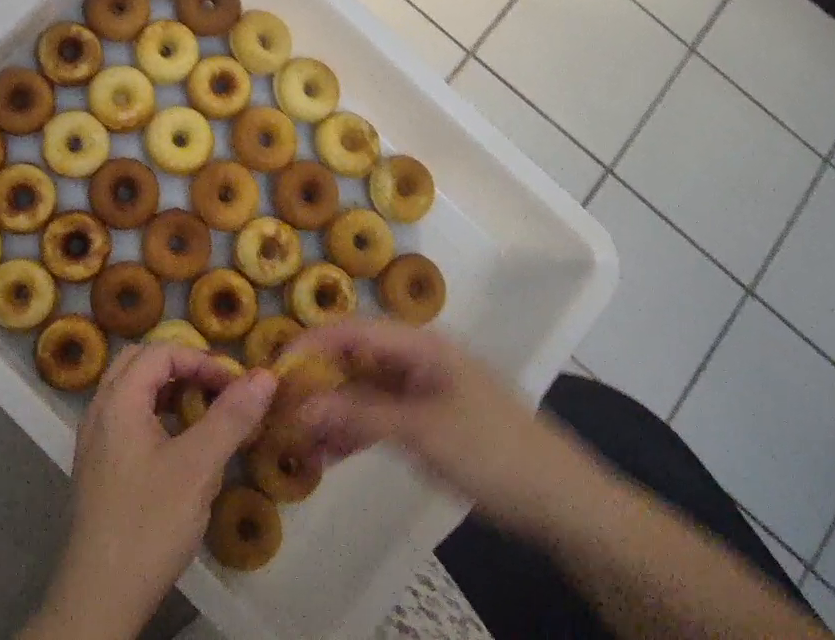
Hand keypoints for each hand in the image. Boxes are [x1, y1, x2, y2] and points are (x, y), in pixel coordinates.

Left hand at [24, 343, 275, 639]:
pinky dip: (158, 415)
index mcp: (118, 400)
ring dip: (170, 390)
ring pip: (132, 391)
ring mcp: (96, 438)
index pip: (161, 352)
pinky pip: (129, 419)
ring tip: (207, 411)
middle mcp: (100, 410)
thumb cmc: (150, 521)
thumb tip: (265, 375)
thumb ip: (231, 416)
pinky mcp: (100, 465)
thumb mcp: (199, 466)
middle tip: (221, 389)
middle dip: (184, 367)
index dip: (202, 360)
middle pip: (141, 363)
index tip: (238, 386)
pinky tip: (183, 443)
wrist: (101, 590)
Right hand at [290, 319, 599, 537]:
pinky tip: (329, 457)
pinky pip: (377, 417)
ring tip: (299, 442)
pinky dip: (353, 432)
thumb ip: (358, 414)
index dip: (309, 346)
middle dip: (315, 383)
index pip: (351, 331)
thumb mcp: (420, 432)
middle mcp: (417, 359)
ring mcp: (422, 390)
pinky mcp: (426, 420)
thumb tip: (298, 404)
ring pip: (361, 391)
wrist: (561, 503)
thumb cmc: (493, 452)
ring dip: (331, 413)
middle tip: (279, 411)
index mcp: (420, 345)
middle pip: (352, 359)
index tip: (273, 372)